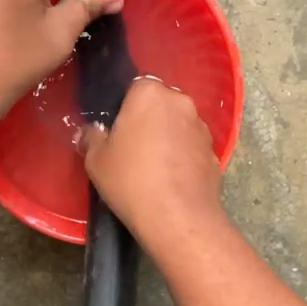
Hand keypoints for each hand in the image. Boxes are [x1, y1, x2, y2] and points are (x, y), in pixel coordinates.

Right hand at [81, 78, 225, 241]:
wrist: (178, 217)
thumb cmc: (131, 181)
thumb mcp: (96, 160)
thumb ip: (92, 138)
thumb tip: (91, 132)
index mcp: (149, 94)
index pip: (134, 88)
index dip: (124, 110)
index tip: (117, 133)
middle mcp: (180, 102)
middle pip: (159, 105)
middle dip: (148, 122)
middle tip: (133, 151)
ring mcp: (202, 127)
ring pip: (178, 126)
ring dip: (168, 139)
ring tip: (154, 170)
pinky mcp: (215, 152)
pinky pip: (192, 149)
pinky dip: (183, 158)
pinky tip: (172, 181)